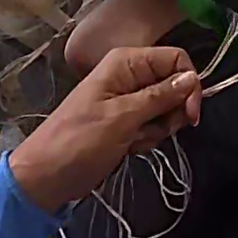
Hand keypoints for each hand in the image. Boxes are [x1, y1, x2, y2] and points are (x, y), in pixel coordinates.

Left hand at [8, 46, 200, 211]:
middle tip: (154, 130)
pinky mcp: (127, 120)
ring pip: (166, 107)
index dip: (189, 85)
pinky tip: (129, 147)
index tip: (190, 115)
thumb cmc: (79, 141)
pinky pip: (153, 123)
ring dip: (157, 128)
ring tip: (133, 140)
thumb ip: (160, 96)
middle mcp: (130, 74)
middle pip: (174, 84)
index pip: (176, 59)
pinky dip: (147, 138)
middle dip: (171, 111)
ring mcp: (128, 98)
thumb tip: (193, 78)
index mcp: (127, 62)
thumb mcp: (123, 117)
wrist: (45, 178)